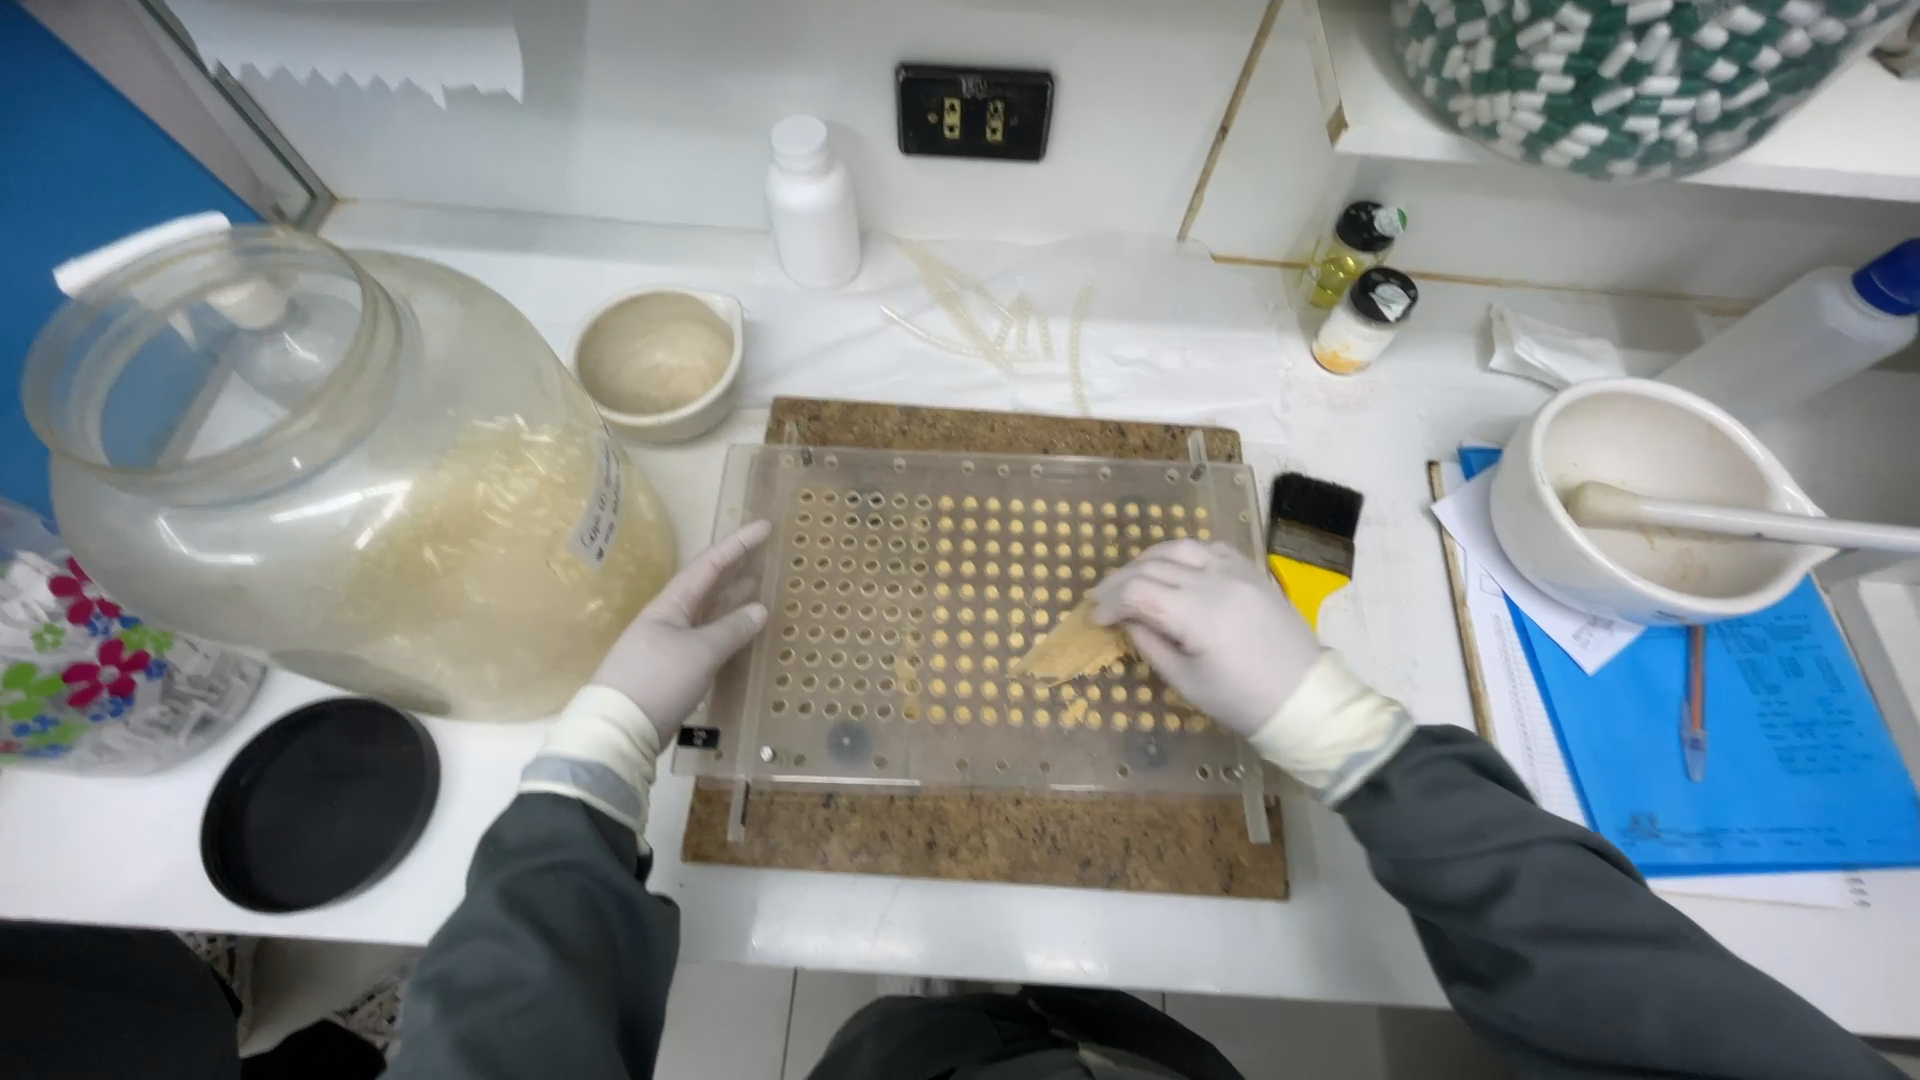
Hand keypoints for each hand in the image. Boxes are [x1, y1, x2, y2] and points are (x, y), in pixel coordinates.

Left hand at [591, 520, 771, 739]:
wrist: (618, 731)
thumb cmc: (657, 681)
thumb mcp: (699, 652)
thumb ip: (731, 629)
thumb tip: (760, 609)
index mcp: (670, 605)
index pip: (709, 566)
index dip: (737, 545)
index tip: (764, 527)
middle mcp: (669, 618)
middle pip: (707, 585)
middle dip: (735, 567)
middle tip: (765, 552)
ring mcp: (670, 644)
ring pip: (708, 613)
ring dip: (732, 599)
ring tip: (759, 585)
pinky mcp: (674, 670)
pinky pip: (707, 639)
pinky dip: (728, 630)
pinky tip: (743, 633)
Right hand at [1087, 539, 1321, 736]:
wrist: (1305, 698)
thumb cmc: (1241, 701)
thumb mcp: (1186, 681)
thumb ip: (1150, 644)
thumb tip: (1126, 620)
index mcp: (1197, 615)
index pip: (1138, 592)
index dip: (1111, 602)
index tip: (1095, 619)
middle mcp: (1215, 582)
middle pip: (1152, 566)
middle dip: (1120, 581)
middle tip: (1101, 598)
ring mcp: (1236, 572)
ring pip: (1178, 548)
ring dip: (1146, 560)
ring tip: (1130, 578)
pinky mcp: (1251, 571)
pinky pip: (1208, 548)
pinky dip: (1181, 554)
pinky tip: (1171, 568)